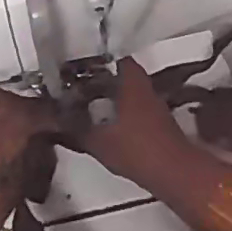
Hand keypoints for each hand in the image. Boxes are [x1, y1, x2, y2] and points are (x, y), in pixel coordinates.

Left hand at [0, 87, 56, 230]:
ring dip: (11, 105)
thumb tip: (43, 140)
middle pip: (6, 99)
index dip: (47, 114)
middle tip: (45, 119)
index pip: (24, 114)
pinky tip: (3, 129)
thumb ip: (30, 159)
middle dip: (30, 106)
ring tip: (25, 123)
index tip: (59, 119)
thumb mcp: (12, 193)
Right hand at [83, 59, 193, 183]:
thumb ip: (76, 129)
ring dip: (112, 91)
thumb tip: (55, 121)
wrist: (176, 174)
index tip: (77, 61)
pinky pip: (135, 103)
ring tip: (87, 98)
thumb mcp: (98, 142)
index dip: (95, 57)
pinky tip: (106, 118)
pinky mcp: (158, 119)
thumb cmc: (136, 150)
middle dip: (100, 75)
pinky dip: (121, 106)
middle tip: (78, 80)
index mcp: (131, 82)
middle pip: (121, 71)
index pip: (113, 57)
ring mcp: (154, 103)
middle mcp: (144, 86)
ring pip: (129, 88)